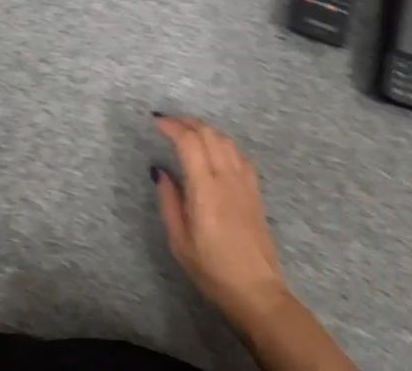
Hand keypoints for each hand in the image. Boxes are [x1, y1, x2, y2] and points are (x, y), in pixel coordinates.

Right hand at [153, 115, 289, 323]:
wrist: (256, 291)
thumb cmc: (212, 270)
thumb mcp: (179, 241)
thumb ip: (168, 201)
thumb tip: (161, 172)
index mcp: (205, 189)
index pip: (189, 142)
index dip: (171, 126)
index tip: (155, 122)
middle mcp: (227, 178)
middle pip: (208, 133)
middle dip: (186, 121)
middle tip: (167, 122)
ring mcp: (244, 182)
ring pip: (225, 140)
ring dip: (205, 129)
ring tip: (187, 132)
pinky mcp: (255, 191)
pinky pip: (238, 154)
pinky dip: (222, 142)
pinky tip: (214, 150)